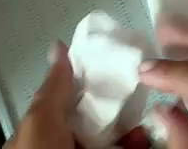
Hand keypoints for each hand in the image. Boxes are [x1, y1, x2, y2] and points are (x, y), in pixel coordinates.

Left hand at [6, 45, 154, 148]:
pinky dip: (138, 144)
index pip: (69, 104)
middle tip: (136, 96)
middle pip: (94, 123)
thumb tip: (58, 48)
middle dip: (118, 110)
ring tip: (146, 123)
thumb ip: (54, 88)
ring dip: (132, 130)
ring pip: (113, 141)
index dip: (91, 85)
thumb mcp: (40, 124)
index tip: (114, 68)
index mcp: (41, 138)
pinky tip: (146, 139)